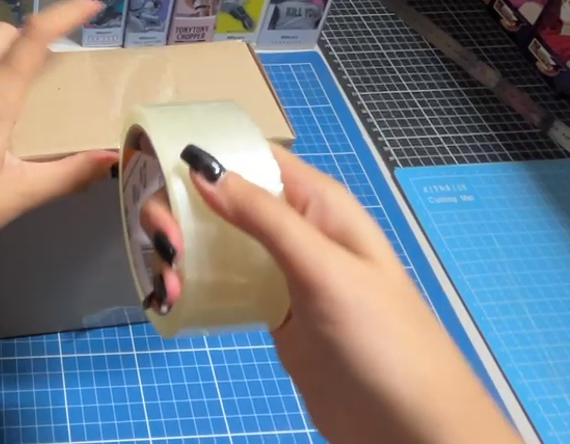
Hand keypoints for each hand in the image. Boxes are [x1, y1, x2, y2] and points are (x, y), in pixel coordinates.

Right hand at [189, 147, 518, 443]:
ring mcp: (276, 269)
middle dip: (180, 210)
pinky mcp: (266, 308)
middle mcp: (292, 226)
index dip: (205, 154)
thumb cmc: (382, 340)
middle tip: (163, 244)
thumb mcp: (324, 269)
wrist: (412, 435)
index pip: (251, 156)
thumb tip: (201, 166)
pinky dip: (188, 282)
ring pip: (211, 238)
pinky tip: (172, 299)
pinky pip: (217, 279)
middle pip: (220, 196)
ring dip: (178, 250)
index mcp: (314, 202)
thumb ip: (264, 217)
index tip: (157, 167)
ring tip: (166, 284)